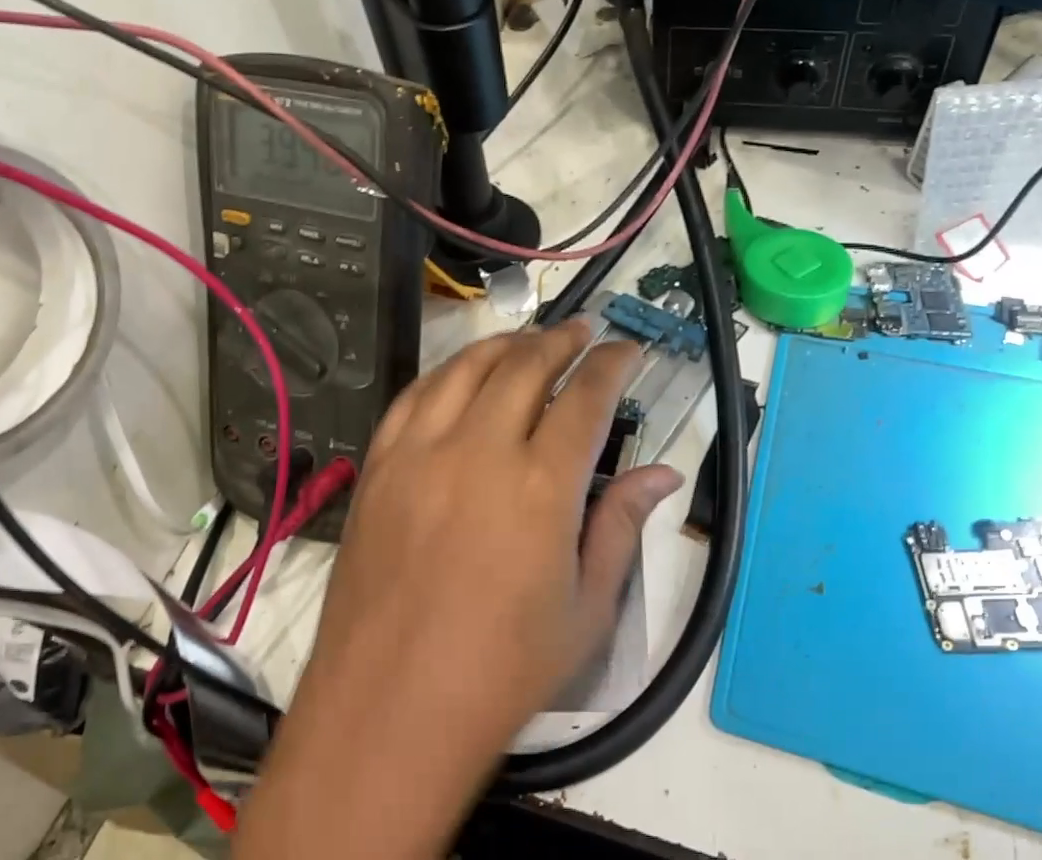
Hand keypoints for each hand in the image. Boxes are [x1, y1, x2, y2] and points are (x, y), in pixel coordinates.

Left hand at [237, 321, 683, 858]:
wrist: (390, 709)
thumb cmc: (503, 672)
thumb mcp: (587, 609)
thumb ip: (622, 527)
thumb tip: (662, 474)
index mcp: (542, 485)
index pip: (586, 397)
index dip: (612, 364)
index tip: (627, 351)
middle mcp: (479, 451)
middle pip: (526, 366)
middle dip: (562, 340)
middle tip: (583, 332)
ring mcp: (420, 454)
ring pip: (466, 368)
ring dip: (504, 344)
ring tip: (528, 342)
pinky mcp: (379, 469)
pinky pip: (413, 397)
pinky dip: (446, 373)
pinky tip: (460, 376)